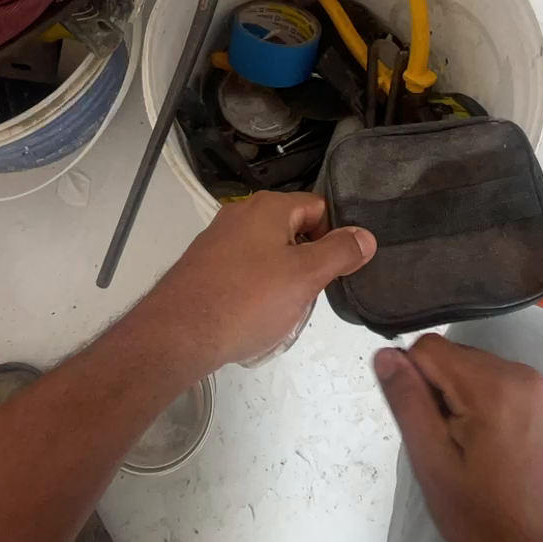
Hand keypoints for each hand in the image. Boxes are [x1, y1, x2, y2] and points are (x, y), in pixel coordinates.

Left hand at [134, 190, 374, 372]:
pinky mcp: (205, 265)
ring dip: (283, 280)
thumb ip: (340, 253)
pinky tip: (254, 317)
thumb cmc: (246, 300)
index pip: (319, 208)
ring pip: (270, 254)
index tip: (338, 270)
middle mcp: (242, 213)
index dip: (335, 237)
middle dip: (308, 263)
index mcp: (268, 207)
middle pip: (294, 230)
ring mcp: (220, 239)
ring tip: (282, 312)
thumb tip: (365, 235)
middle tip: (310, 295)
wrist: (177, 334)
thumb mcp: (304, 277)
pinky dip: (256, 290)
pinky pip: (245, 272)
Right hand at [375, 336, 542, 541]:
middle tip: (453, 445)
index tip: (430, 426)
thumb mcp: (433, 464)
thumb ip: (407, 401)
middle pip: (457, 356)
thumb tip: (386, 354)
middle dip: (444, 391)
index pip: (429, 347)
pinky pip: (507, 383)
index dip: (416, 382)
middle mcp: (524, 375)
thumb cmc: (486, 519)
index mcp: (493, 386)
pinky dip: (494, 404)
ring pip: (480, 368)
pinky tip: (499, 447)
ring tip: (477, 450)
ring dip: (468, 398)